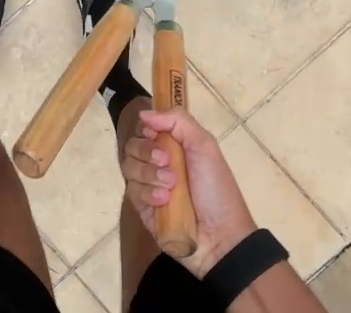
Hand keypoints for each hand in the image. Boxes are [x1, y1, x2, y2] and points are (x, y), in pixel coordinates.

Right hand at [122, 109, 256, 277]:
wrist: (221, 236)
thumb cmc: (216, 188)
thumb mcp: (205, 146)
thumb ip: (178, 120)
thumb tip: (144, 113)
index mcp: (172, 146)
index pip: (144, 128)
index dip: (146, 129)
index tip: (155, 134)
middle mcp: (157, 163)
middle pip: (132, 145)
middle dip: (147, 152)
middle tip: (167, 162)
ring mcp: (148, 185)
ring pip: (129, 166)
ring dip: (150, 174)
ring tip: (171, 186)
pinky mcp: (143, 207)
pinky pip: (133, 191)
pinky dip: (149, 193)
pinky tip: (165, 201)